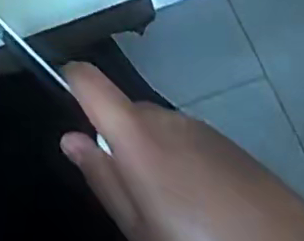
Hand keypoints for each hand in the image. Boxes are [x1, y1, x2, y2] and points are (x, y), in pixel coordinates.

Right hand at [59, 62, 303, 240]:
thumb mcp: (140, 230)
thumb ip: (103, 179)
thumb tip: (69, 139)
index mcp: (135, 134)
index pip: (86, 78)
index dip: (70, 82)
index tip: (68, 108)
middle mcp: (165, 117)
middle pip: (125, 111)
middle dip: (121, 141)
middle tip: (134, 193)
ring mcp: (203, 129)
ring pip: (160, 129)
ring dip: (157, 155)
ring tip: (176, 209)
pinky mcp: (235, 147)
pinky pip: (193, 143)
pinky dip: (189, 164)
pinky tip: (209, 210)